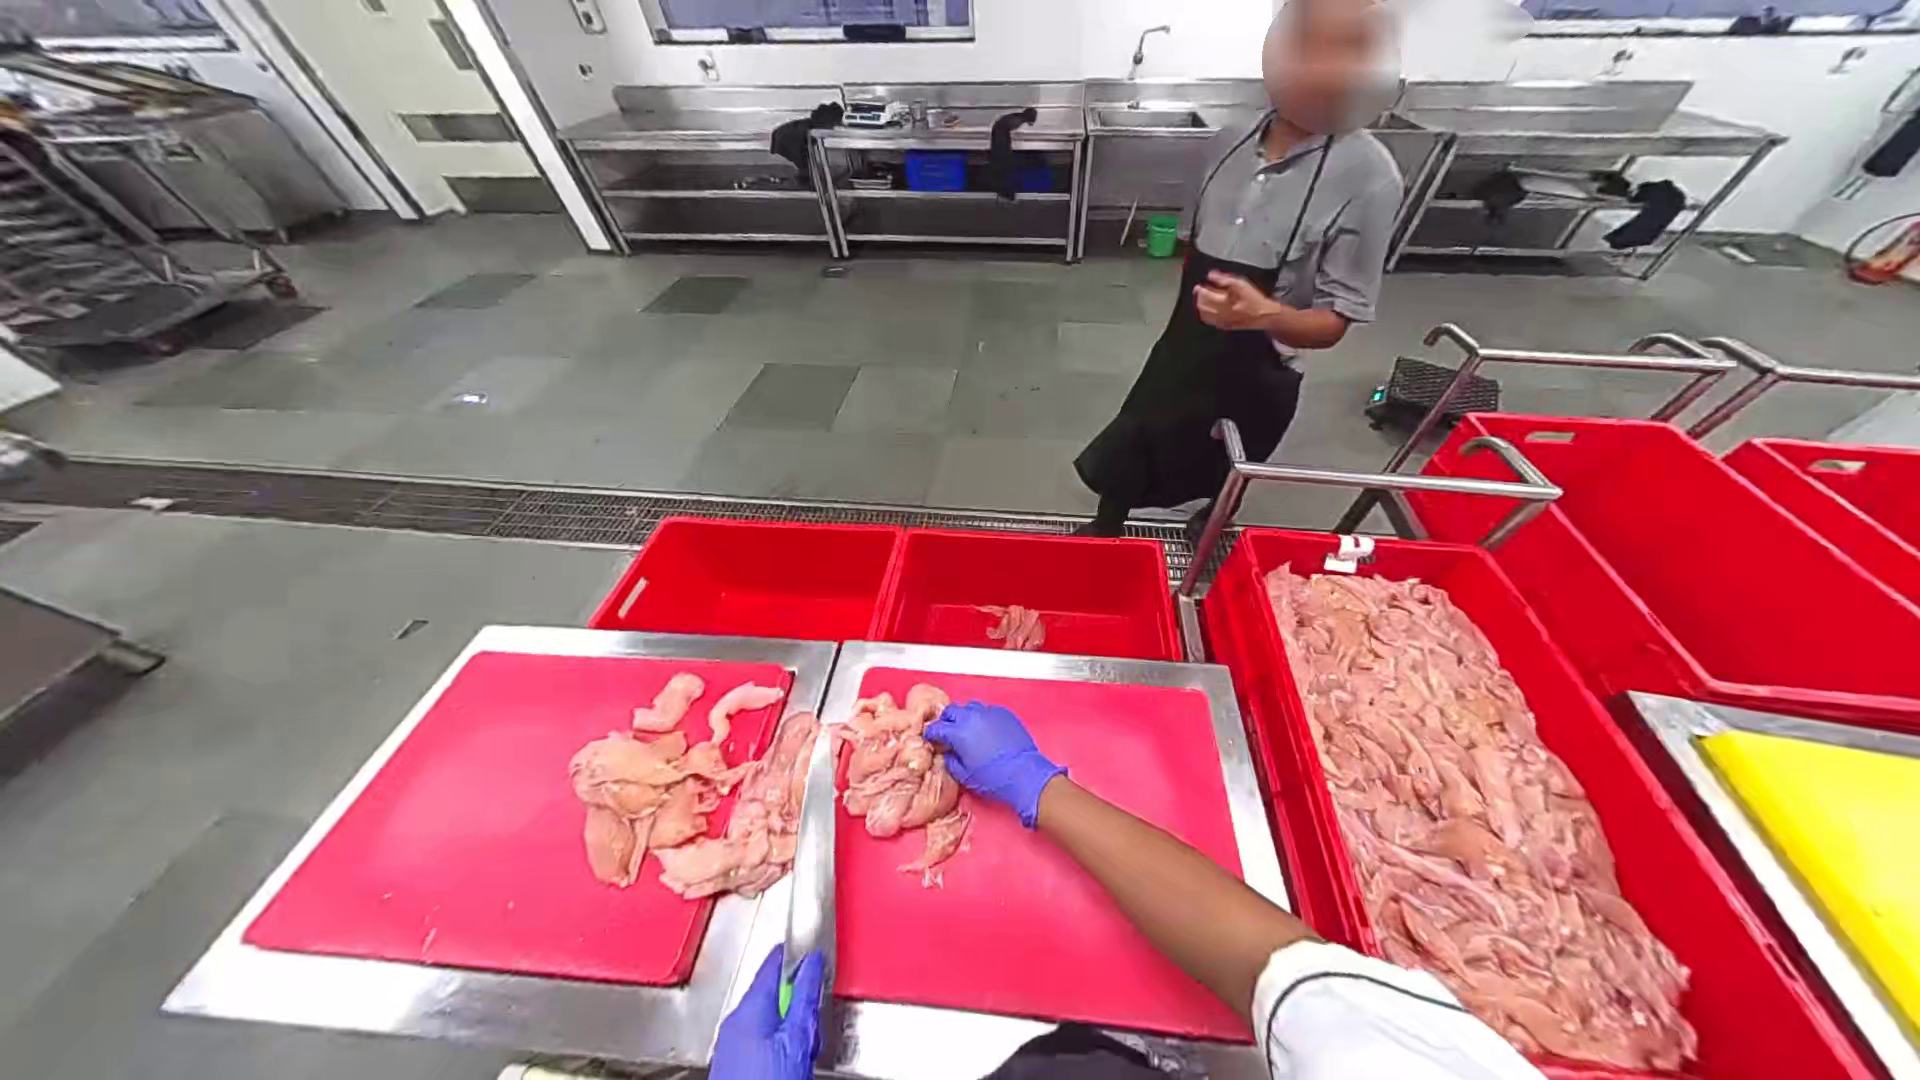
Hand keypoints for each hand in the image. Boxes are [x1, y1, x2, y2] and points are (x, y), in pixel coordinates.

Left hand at [711, 946, 823, 1079]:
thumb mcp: (797, 1038)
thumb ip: (806, 995)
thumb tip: (813, 961)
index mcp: (750, 1008)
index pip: (775, 962)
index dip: (797, 955)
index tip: (813, 953)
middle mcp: (735, 1023)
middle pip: (772, 993)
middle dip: (796, 1001)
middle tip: (813, 1019)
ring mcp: (730, 1046)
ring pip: (767, 1019)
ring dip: (788, 1026)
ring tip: (803, 1049)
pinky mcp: (731, 1067)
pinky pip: (758, 1041)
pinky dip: (776, 1044)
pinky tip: (788, 1063)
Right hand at [925, 702, 1065, 828]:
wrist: (1025, 774)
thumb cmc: (993, 779)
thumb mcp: (965, 775)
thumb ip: (951, 760)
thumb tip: (947, 752)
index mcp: (959, 732)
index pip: (937, 727)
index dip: (932, 733)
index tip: (933, 739)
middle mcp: (972, 717)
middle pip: (952, 710)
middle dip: (947, 720)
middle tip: (948, 732)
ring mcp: (989, 712)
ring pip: (970, 707)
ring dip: (965, 716)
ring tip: (968, 729)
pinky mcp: (1004, 713)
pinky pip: (987, 710)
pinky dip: (982, 717)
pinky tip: (986, 730)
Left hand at [1193, 271, 1278, 330]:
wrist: (1263, 314)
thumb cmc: (1254, 298)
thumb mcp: (1241, 283)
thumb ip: (1224, 278)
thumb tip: (1211, 275)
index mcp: (1224, 301)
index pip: (1205, 296)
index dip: (1200, 290)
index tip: (1198, 286)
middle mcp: (1220, 313)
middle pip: (1201, 306)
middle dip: (1198, 298)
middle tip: (1198, 291)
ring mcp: (1220, 321)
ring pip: (1203, 314)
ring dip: (1200, 306)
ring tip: (1201, 300)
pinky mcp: (1222, 326)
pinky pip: (1208, 321)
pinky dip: (1204, 314)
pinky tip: (1206, 310)